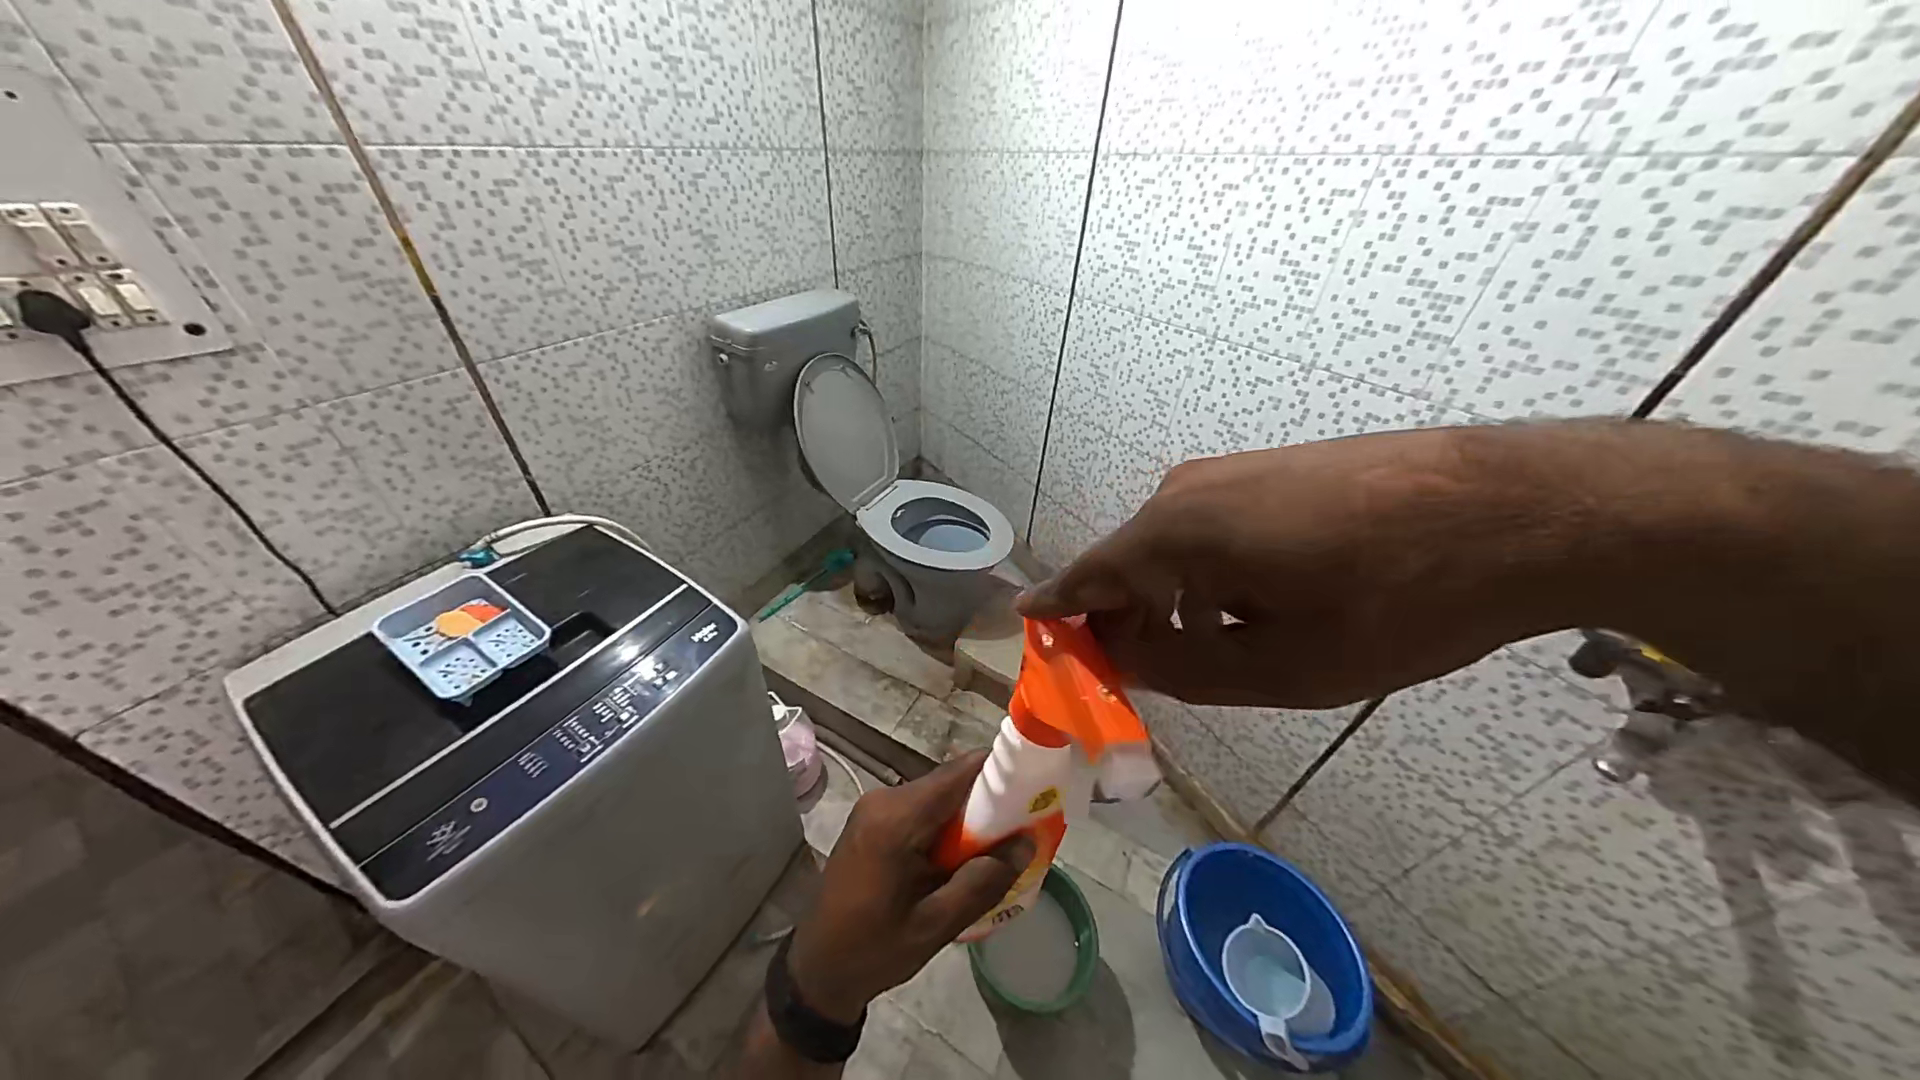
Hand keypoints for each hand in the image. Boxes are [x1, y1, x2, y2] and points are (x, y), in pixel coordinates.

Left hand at [786, 750, 1034, 1022]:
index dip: (998, 770)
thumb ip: (981, 882)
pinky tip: (960, 858)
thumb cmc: (872, 950)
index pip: (958, 772)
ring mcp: (875, 807)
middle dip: (988, 801)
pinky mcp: (872, 820)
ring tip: (998, 849)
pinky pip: (920, 809)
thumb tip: (1026, 843)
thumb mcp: (933, 926)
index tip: (1034, 785)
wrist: (815, 969)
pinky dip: (945, 825)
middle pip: (950, 782)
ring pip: (937, 796)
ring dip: (967, 817)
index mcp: (896, 818)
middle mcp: (884, 800)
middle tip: (1022, 829)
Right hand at [1017, 427, 1577, 708]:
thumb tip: (1125, 657)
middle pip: (1127, 565)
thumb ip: (1183, 670)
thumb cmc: (1394, 600)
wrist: (1521, 508)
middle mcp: (1184, 491)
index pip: (1086, 578)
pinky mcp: (1269, 469)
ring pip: (1171, 550)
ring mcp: (1229, 473)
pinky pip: (1209, 530)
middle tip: (1139, 674)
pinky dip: (1209, 575)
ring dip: (1174, 602)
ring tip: (1212, 650)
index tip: (1030, 630)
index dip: (1057, 611)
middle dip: (1125, 621)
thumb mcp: (1282, 665)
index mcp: (1171, 533)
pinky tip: (1257, 604)